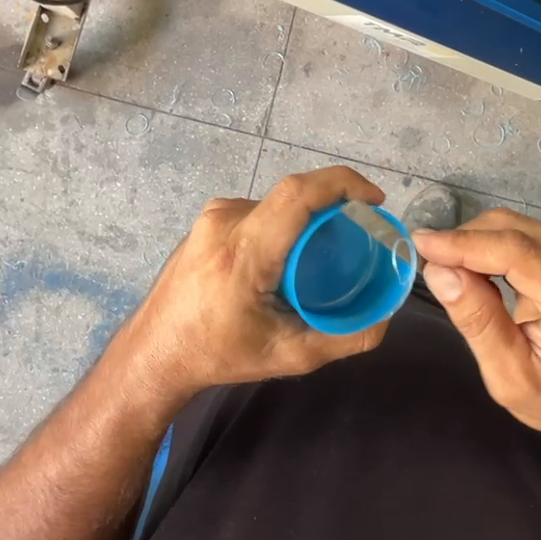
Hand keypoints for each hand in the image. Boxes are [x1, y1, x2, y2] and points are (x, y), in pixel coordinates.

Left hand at [118, 167, 392, 395]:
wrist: (155, 351)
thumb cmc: (219, 353)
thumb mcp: (288, 356)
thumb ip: (342, 339)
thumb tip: (385, 318)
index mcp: (245, 251)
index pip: (298, 194)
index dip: (343, 184)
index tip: (375, 199)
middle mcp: (227, 220)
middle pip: (293, 196)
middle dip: (333, 207)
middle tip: (359, 235)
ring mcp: (213, 215)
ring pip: (277, 204)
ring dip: (306, 219)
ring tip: (324, 252)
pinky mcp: (208, 218)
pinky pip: (260, 209)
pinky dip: (284, 223)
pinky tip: (289, 255)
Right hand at [413, 209, 540, 455]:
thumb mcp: (513, 382)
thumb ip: (478, 324)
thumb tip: (438, 271)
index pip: (516, 252)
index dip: (464, 243)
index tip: (419, 243)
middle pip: (515, 230)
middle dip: (465, 241)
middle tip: (432, 267)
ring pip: (519, 226)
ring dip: (478, 242)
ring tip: (453, 274)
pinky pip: (530, 235)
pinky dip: (496, 247)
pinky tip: (481, 273)